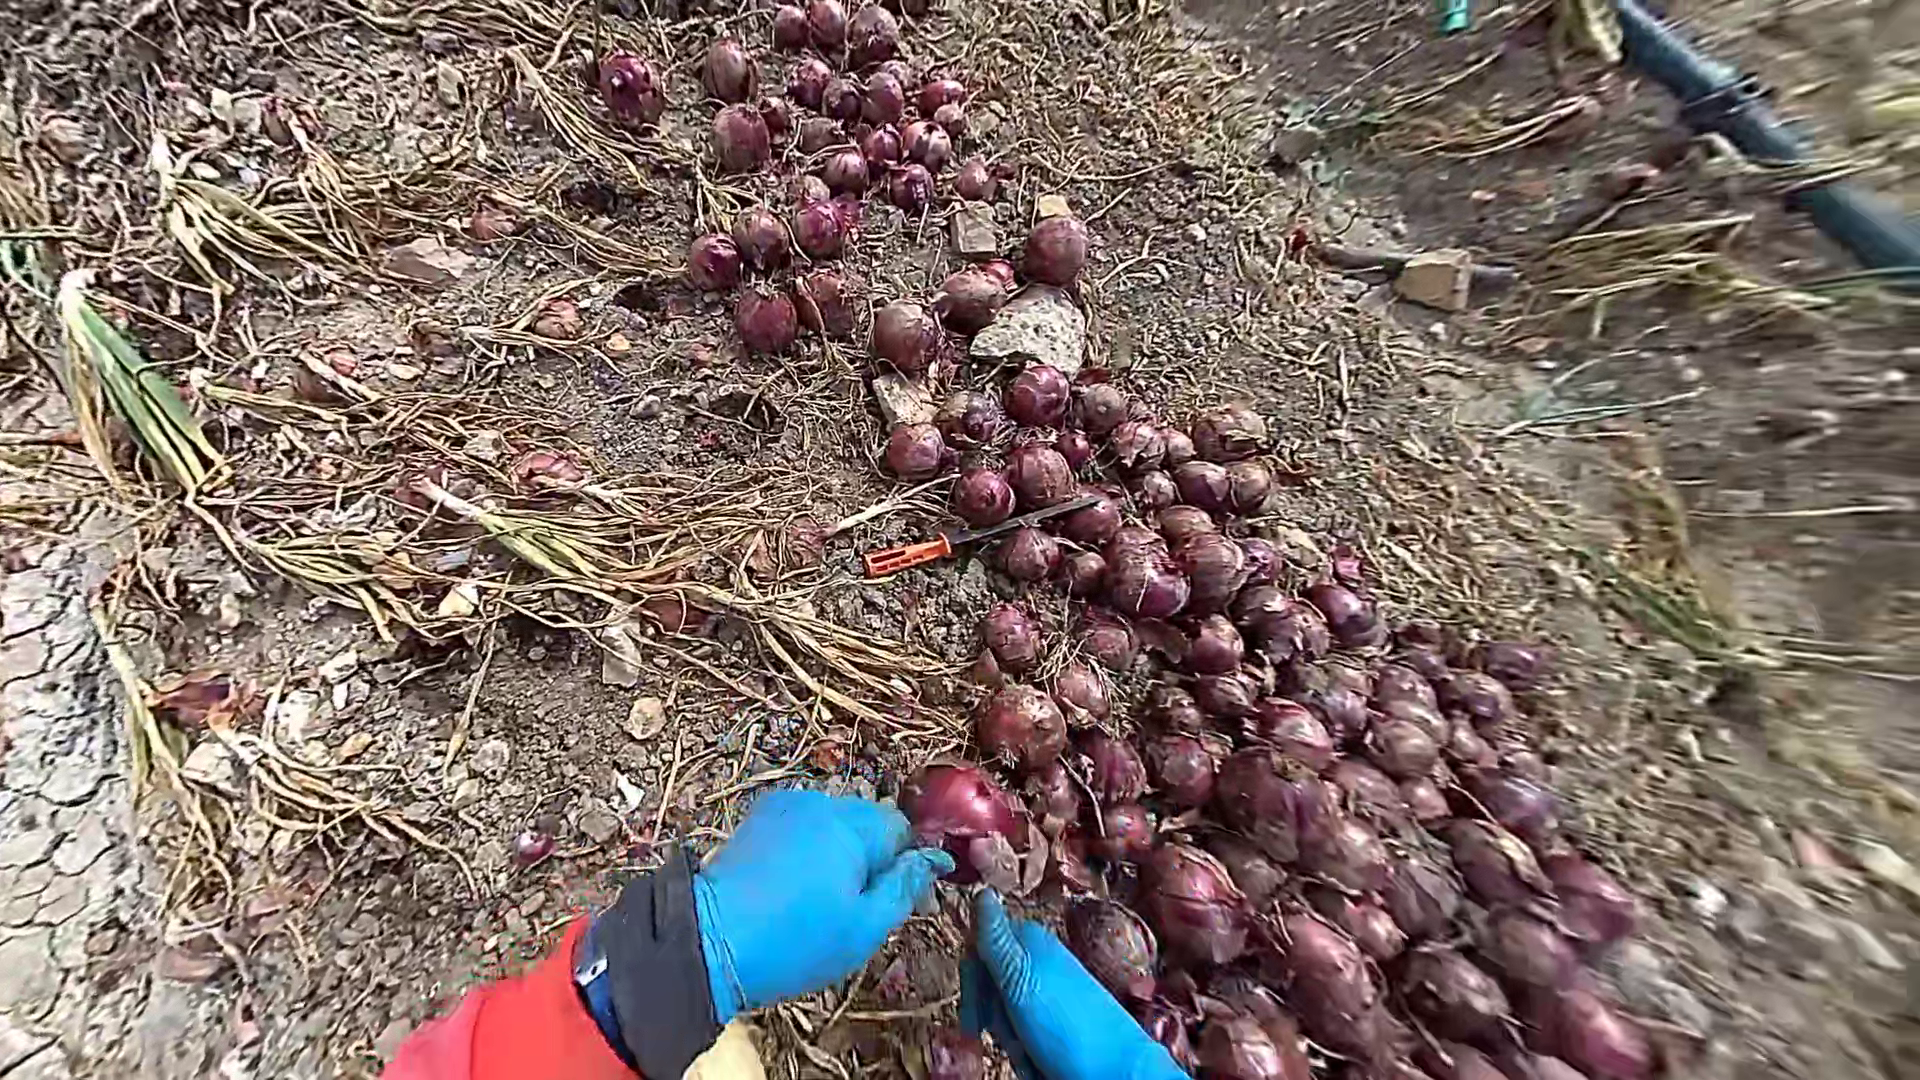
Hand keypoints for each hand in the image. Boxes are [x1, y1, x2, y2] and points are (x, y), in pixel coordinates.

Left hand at [693, 790, 953, 1022]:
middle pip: (870, 818)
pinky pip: (807, 816)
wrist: (711, 940)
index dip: (907, 860)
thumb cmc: (795, 941)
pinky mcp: (767, 810)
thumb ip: (903, 887)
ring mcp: (793, 802)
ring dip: (843, 844)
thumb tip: (934, 859)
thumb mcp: (862, 928)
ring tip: (823, 888)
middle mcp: (826, 803)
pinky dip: (813, 837)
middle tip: (860, 898)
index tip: (903, 894)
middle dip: (874, 852)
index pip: (901, 828)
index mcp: (854, 828)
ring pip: (839, 817)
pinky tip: (797, 872)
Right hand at [962, 890, 1187, 1079]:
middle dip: (990, 1013)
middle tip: (1006, 1033)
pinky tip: (1038, 1063)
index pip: (980, 944)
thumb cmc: (1068, 1024)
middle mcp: (1035, 965)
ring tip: (1030, 1052)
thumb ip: (996, 937)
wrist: (1118, 1073)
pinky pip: (1023, 1039)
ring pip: (1003, 1016)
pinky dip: (1026, 1056)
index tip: (973, 1010)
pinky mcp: (1052, 1029)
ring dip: (1009, 1040)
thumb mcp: (1022, 977)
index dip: (972, 978)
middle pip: (988, 983)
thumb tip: (981, 890)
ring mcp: (1045, 998)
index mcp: (1028, 942)